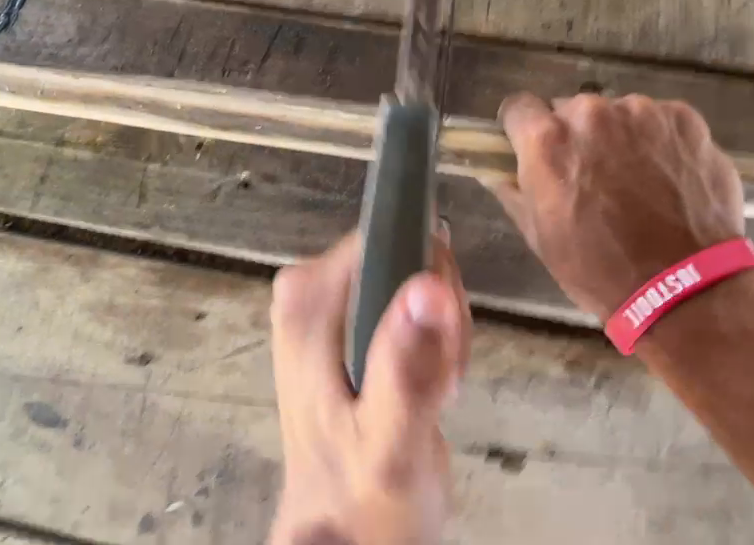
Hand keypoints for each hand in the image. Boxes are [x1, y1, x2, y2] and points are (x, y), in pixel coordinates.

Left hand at [267, 231, 470, 544]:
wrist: (345, 537)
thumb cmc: (364, 499)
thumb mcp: (391, 441)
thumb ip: (406, 367)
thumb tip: (429, 285)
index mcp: (307, 304)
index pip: (388, 239)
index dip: (429, 280)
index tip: (446, 341)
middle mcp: (307, 290)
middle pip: (403, 256)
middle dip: (439, 315)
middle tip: (443, 377)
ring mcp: (326, 303)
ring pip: (414, 278)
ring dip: (441, 334)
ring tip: (438, 389)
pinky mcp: (346, 321)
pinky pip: (410, 299)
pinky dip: (432, 341)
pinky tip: (431, 385)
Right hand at [494, 93, 744, 317]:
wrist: (686, 290)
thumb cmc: (599, 269)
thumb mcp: (539, 235)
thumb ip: (512, 189)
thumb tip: (495, 169)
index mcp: (548, 139)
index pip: (519, 107)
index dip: (524, 128)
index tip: (533, 148)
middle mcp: (591, 112)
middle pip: (571, 110)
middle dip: (577, 136)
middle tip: (593, 176)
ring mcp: (642, 112)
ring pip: (618, 114)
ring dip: (620, 137)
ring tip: (638, 181)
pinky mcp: (684, 119)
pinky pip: (659, 121)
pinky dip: (659, 141)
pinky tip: (669, 176)